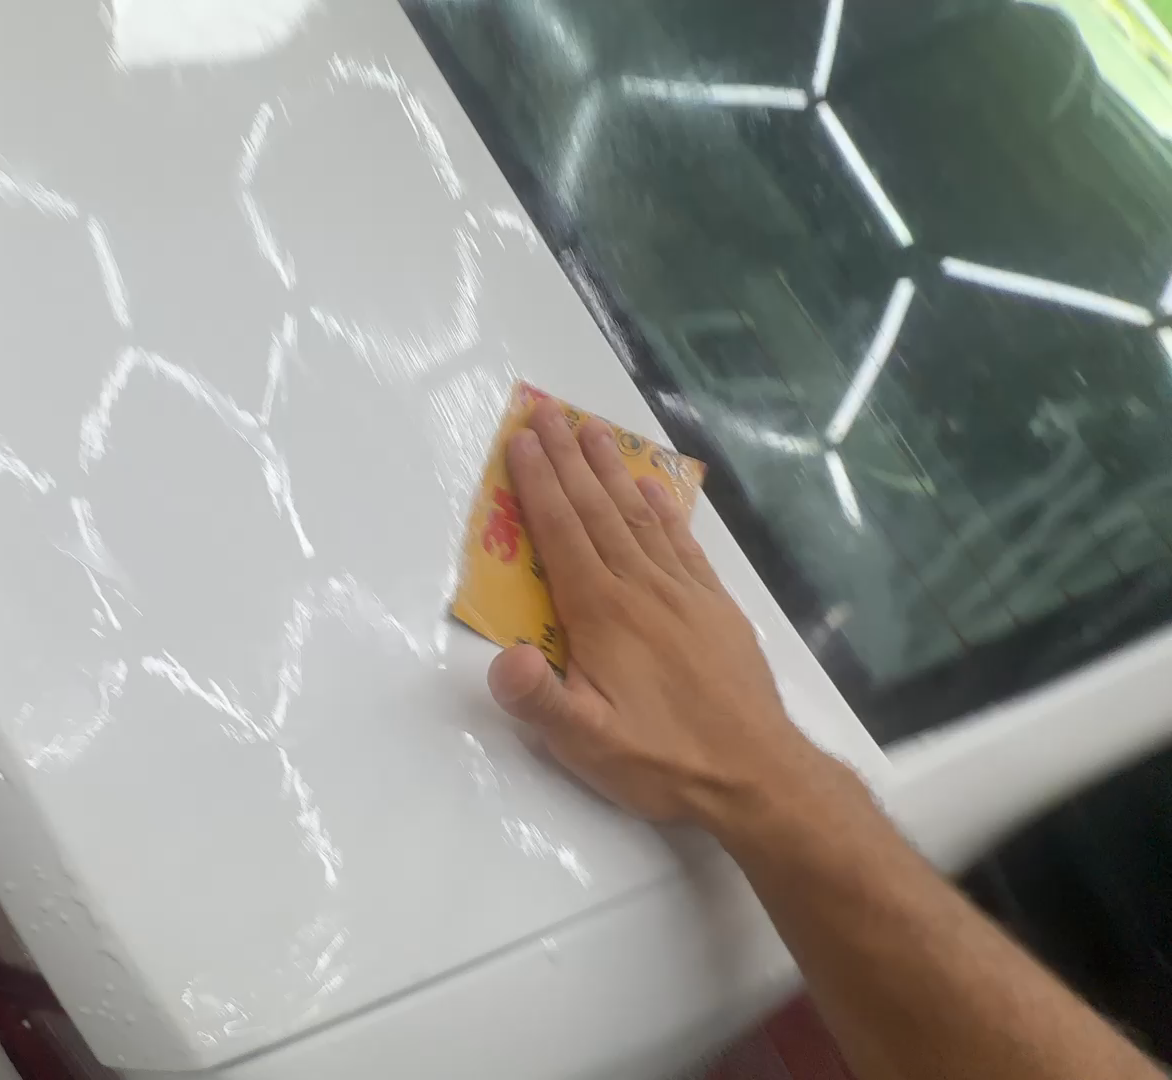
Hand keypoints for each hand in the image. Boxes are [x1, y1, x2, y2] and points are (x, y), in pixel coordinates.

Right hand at [486, 399, 855, 834]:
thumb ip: (539, 700)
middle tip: (548, 411)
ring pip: (636, 516)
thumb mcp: (585, 744)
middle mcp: (640, 587)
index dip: (538, 484)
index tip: (522, 440)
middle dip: (568, 457)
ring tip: (593, 429)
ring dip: (610, 469)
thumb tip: (504, 656)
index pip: (562, 533)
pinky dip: (661, 507)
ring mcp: (682, 592)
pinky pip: (680, 543)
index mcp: (602, 612)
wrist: (760, 780)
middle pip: (596, 510)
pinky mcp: (712, 605)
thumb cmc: (661, 758)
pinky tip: (651, 486)